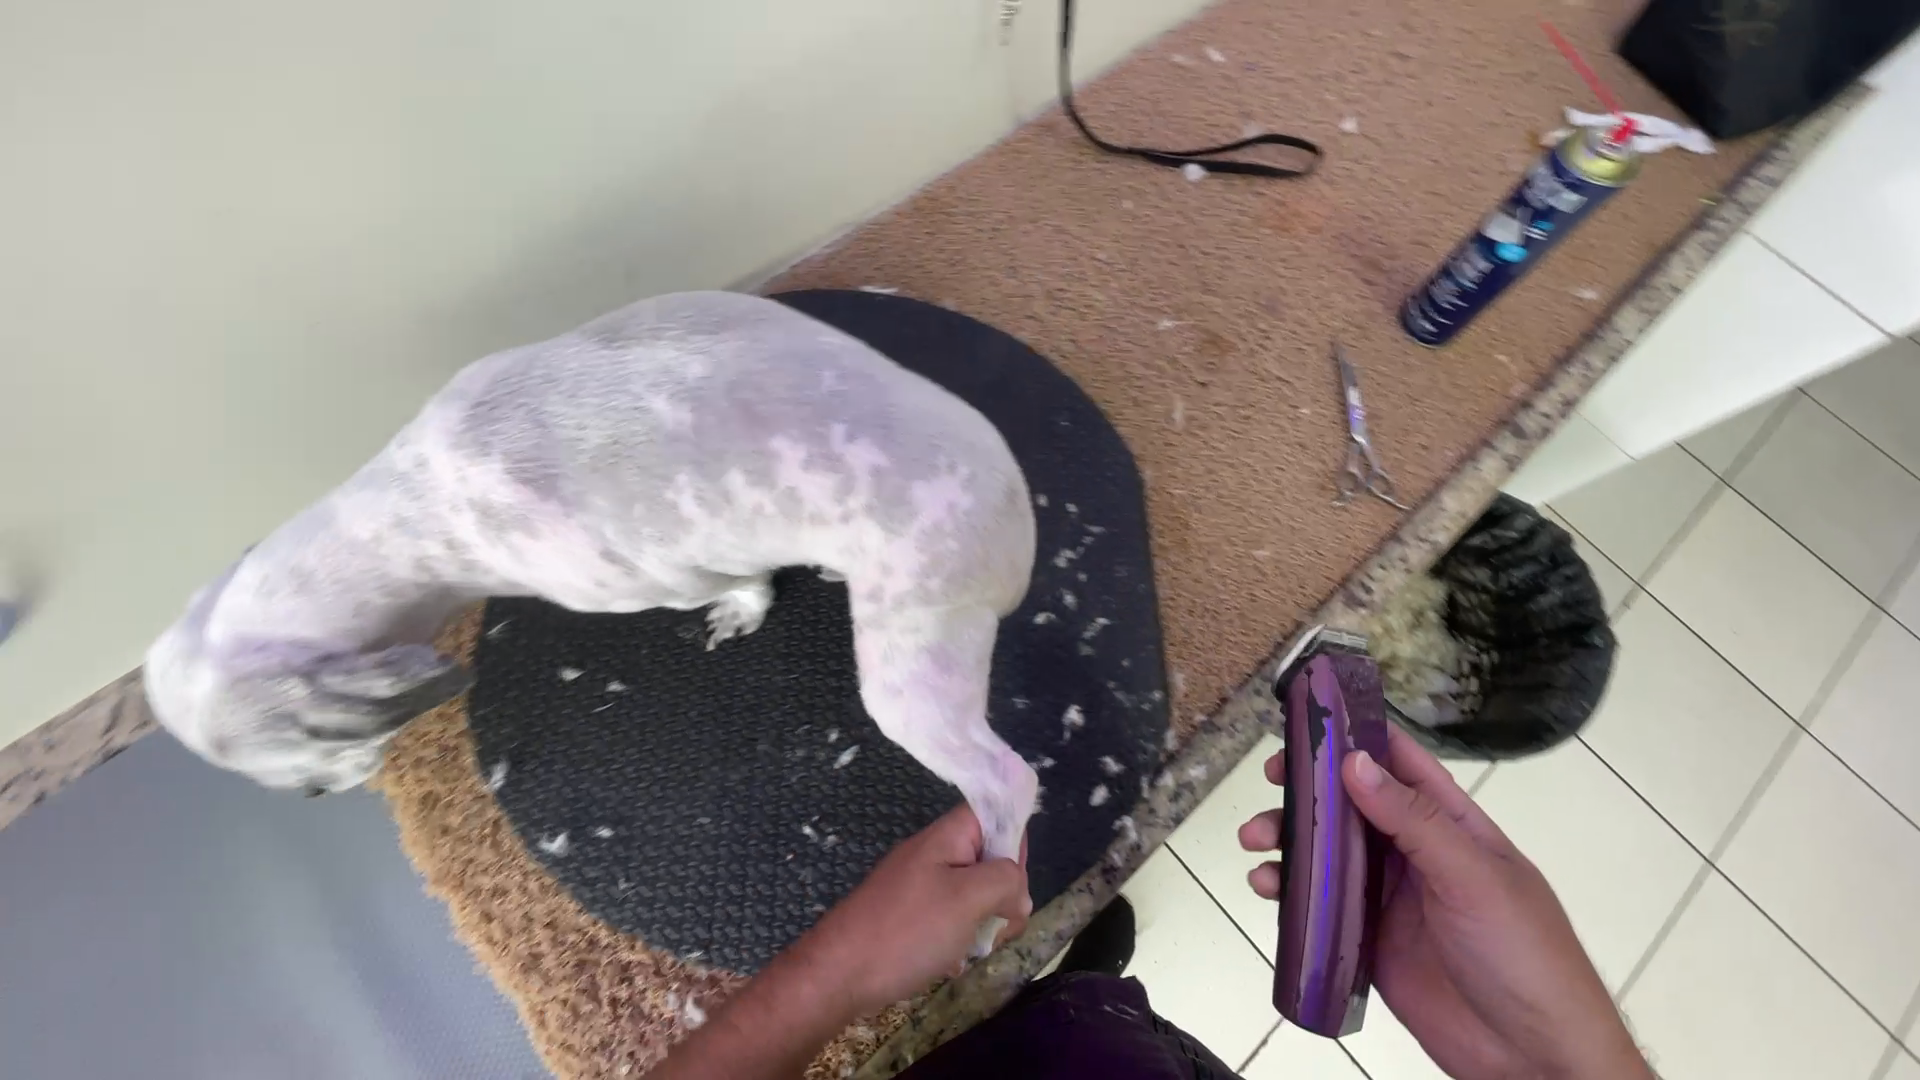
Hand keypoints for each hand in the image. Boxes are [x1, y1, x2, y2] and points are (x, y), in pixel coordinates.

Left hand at [653, 805, 1028, 1079]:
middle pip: (989, 855)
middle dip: (1004, 891)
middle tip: (998, 925)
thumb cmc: (906, 929)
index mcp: (948, 834)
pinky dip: (960, 935)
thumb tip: (1019, 893)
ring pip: (973, 890)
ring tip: (974, 948)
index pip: (995, 812)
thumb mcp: (968, 898)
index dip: (1014, 841)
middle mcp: (935, 851)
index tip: (1015, 881)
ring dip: (984, 919)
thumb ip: (1006, 881)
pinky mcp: (911, 912)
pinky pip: (952, 914)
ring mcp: (921, 882)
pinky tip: (953, 960)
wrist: (838, 973)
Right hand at [1239, 726, 1650, 1079]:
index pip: (1398, 762)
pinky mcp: (1360, 933)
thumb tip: (1352, 761)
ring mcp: (1383, 892)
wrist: (1532, 1063)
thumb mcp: (1474, 879)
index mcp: (1448, 823)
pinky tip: (1264, 886)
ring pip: (1321, 848)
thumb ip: (1413, 820)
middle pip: (1346, 801)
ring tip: (1251, 840)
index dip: (1355, 734)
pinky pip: (1314, 899)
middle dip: (1305, 786)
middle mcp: (1409, 849)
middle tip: (1270, 778)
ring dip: (1284, 837)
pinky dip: (1283, 887)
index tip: (1307, 719)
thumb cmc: (1521, 954)